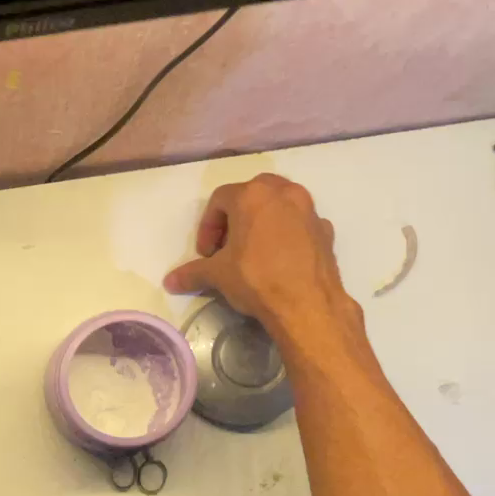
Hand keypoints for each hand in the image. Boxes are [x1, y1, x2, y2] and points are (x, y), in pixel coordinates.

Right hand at [162, 173, 361, 347]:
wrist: (306, 302)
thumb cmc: (256, 278)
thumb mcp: (217, 276)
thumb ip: (192, 273)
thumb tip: (169, 281)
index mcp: (253, 196)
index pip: (220, 199)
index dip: (207, 226)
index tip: (206, 253)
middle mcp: (284, 192)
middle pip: (252, 193)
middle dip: (235, 216)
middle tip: (227, 245)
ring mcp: (309, 209)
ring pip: (279, 204)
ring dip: (261, 221)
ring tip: (252, 251)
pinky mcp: (325, 228)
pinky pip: (298, 223)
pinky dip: (285, 233)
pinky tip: (277, 259)